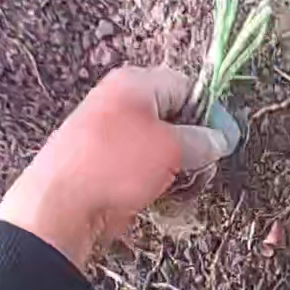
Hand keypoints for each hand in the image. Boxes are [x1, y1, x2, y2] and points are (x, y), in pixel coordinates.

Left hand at [0, 66, 231, 268]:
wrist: (63, 205)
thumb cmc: (117, 165)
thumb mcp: (171, 148)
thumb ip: (202, 140)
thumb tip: (221, 139)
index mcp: (134, 84)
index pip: (186, 87)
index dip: (210, 112)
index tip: (226, 141)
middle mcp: (122, 103)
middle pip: (176, 117)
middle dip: (196, 144)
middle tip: (205, 167)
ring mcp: (114, 135)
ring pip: (163, 146)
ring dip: (180, 167)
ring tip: (183, 187)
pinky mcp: (109, 165)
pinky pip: (146, 166)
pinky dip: (160, 179)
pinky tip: (164, 196)